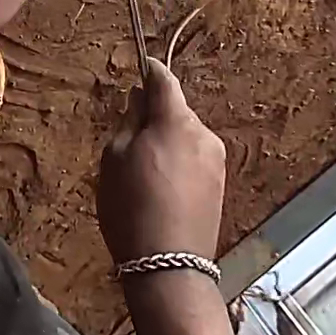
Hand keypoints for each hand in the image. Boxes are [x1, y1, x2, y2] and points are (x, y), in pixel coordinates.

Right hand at [98, 58, 225, 264]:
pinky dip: (178, 159)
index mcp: (176, 121)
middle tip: (129, 136)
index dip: (150, 70)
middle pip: (177, 109)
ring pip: (186, 134)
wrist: (169, 268)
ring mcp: (216, 161)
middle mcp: (204, 134)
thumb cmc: (130, 206)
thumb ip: (130, 119)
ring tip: (143, 169)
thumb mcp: (115, 156)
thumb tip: (141, 97)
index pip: (165, 81)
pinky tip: (162, 186)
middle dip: (156, 113)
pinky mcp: (220, 184)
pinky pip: (194, 156)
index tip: (139, 66)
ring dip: (167, 138)